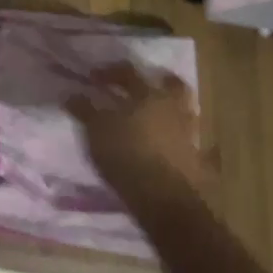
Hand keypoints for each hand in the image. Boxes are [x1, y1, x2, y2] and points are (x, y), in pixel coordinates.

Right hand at [69, 63, 204, 201]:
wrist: (165, 200)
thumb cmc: (126, 154)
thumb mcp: (96, 129)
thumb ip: (84, 109)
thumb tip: (72, 94)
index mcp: (149, 96)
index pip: (129, 72)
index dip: (110, 72)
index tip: (93, 78)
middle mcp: (175, 110)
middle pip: (174, 87)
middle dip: (160, 83)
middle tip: (144, 88)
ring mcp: (192, 137)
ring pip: (188, 116)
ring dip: (174, 115)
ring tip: (156, 121)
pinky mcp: (201, 165)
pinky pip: (197, 151)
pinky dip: (188, 149)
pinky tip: (177, 152)